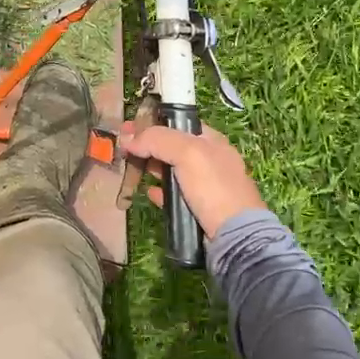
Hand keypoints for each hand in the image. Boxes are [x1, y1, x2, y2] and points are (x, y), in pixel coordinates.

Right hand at [119, 123, 266, 237]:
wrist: (236, 236)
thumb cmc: (214, 187)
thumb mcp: (187, 152)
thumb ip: (156, 139)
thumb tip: (129, 139)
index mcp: (211, 141)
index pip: (176, 123)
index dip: (151, 123)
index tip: (128, 127)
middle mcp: (208, 160)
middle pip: (169, 146)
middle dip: (146, 145)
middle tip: (123, 148)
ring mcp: (204, 185)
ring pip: (169, 170)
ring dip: (150, 168)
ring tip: (132, 169)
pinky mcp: (198, 208)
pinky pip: (173, 194)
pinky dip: (160, 191)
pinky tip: (150, 192)